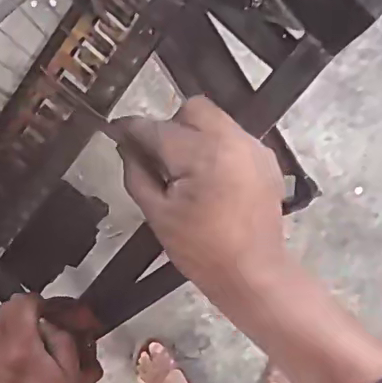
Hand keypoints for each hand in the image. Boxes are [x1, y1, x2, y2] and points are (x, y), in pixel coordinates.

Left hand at [0, 294, 98, 382]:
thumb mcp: (69, 372)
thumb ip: (63, 337)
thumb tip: (52, 320)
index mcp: (19, 343)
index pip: (26, 301)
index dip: (43, 304)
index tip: (51, 314)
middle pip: (8, 308)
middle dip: (28, 314)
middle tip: (41, 328)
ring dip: (10, 326)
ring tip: (24, 344)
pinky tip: (8, 357)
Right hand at [113, 96, 287, 295]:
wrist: (251, 273)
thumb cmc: (200, 250)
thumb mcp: (157, 215)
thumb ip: (137, 175)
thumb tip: (126, 149)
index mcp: (201, 153)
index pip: (156, 128)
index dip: (131, 129)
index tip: (115, 130)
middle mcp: (231, 139)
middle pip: (192, 109)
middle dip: (170, 126)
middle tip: (159, 158)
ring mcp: (253, 147)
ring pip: (216, 121)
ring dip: (194, 137)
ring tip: (186, 173)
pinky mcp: (266, 160)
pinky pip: (234, 139)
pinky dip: (216, 150)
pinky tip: (211, 181)